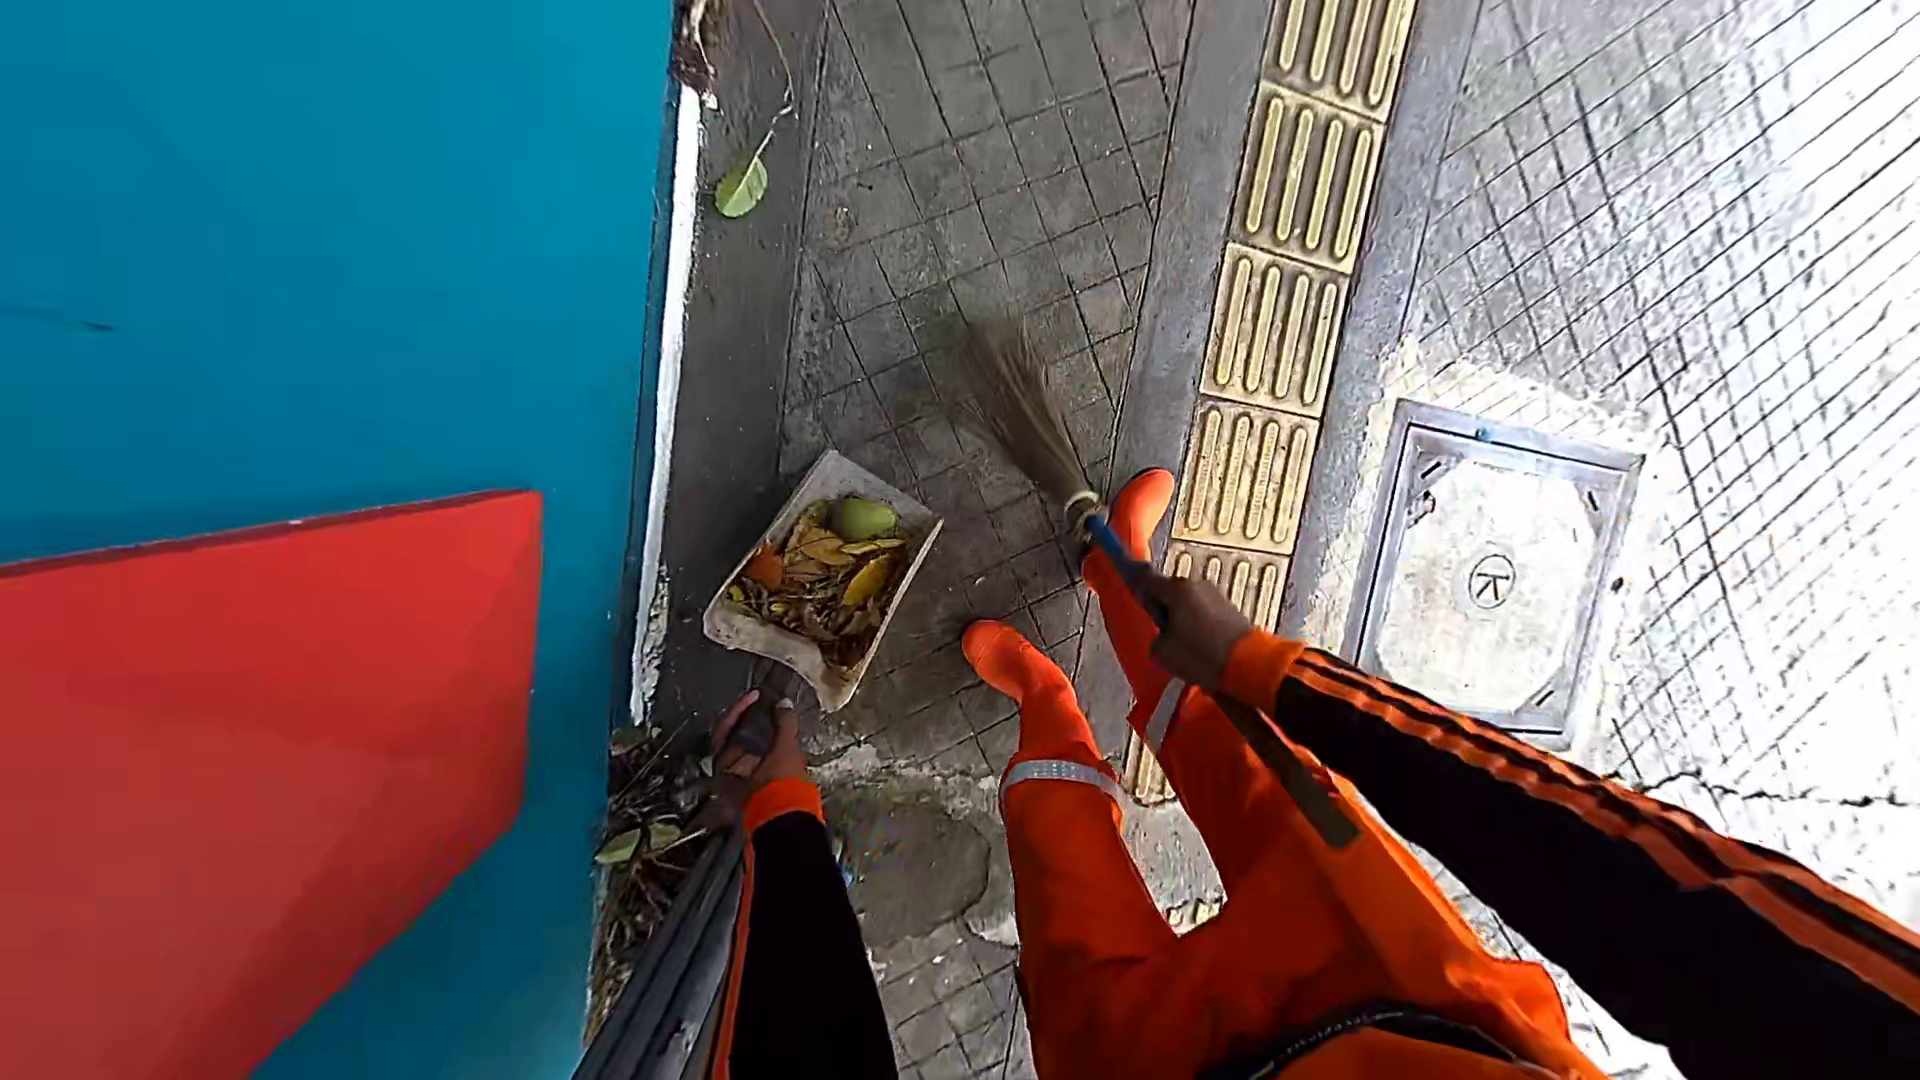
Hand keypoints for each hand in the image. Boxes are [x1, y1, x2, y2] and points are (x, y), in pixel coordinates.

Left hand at [710, 689, 807, 796]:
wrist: (786, 821)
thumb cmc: (778, 784)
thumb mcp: (784, 749)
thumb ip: (783, 724)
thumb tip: (782, 703)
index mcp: (723, 763)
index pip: (725, 726)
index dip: (740, 707)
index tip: (757, 695)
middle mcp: (724, 776)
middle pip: (731, 740)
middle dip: (747, 722)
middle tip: (763, 708)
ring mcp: (737, 787)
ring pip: (742, 754)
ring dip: (757, 737)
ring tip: (773, 724)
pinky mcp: (752, 794)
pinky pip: (753, 764)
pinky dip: (763, 751)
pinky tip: (777, 745)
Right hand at [1142, 572, 1253, 692]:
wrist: (1249, 665)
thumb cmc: (1201, 654)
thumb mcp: (1164, 652)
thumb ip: (1155, 639)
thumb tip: (1162, 638)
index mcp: (1177, 590)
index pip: (1148, 580)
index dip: (1138, 587)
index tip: (1135, 594)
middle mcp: (1197, 585)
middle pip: (1170, 592)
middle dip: (1164, 609)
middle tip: (1162, 633)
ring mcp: (1216, 596)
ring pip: (1189, 603)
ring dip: (1183, 618)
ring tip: (1185, 645)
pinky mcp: (1231, 609)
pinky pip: (1205, 613)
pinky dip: (1200, 625)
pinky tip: (1202, 646)